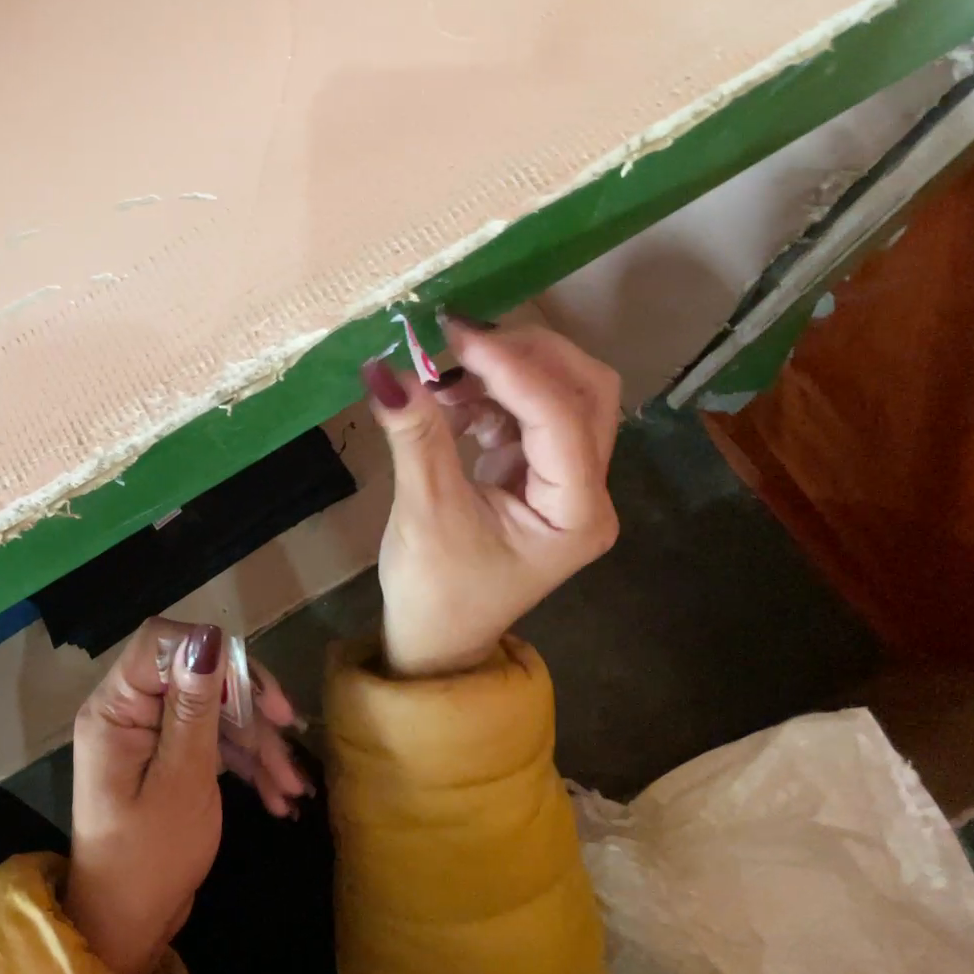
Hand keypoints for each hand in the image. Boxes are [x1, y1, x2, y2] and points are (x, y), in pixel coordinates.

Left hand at [65, 619, 307, 973]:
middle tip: (290, 729)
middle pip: (196, 676)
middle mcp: (129, 709)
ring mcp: (149, 734)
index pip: (161, 642)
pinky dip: (245, 762)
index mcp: (115, 706)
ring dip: (256, 741)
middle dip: (247, 704)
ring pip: (212, 710)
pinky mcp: (168, 757)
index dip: (213, 654)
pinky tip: (278, 795)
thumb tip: (208, 636)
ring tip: (294, 786)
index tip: (258, 688)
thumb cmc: (149, 857)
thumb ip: (195, 707)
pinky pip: (211, 740)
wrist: (128, 927)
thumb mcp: (181, 780)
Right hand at [361, 313, 621, 677]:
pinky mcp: (537, 474)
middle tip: (459, 339)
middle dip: (526, 356)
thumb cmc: (435, 591)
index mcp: (576, 513)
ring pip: (563, 396)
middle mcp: (587, 492)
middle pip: (584, 393)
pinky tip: (451, 402)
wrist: (435, 640)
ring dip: (508, 372)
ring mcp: (566, 482)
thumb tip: (386, 370)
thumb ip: (415, 437)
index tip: (454, 333)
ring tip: (443, 377)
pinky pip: (530, 414)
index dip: (511, 368)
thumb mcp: (424, 513)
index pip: (560, 418)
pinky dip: (493, 395)